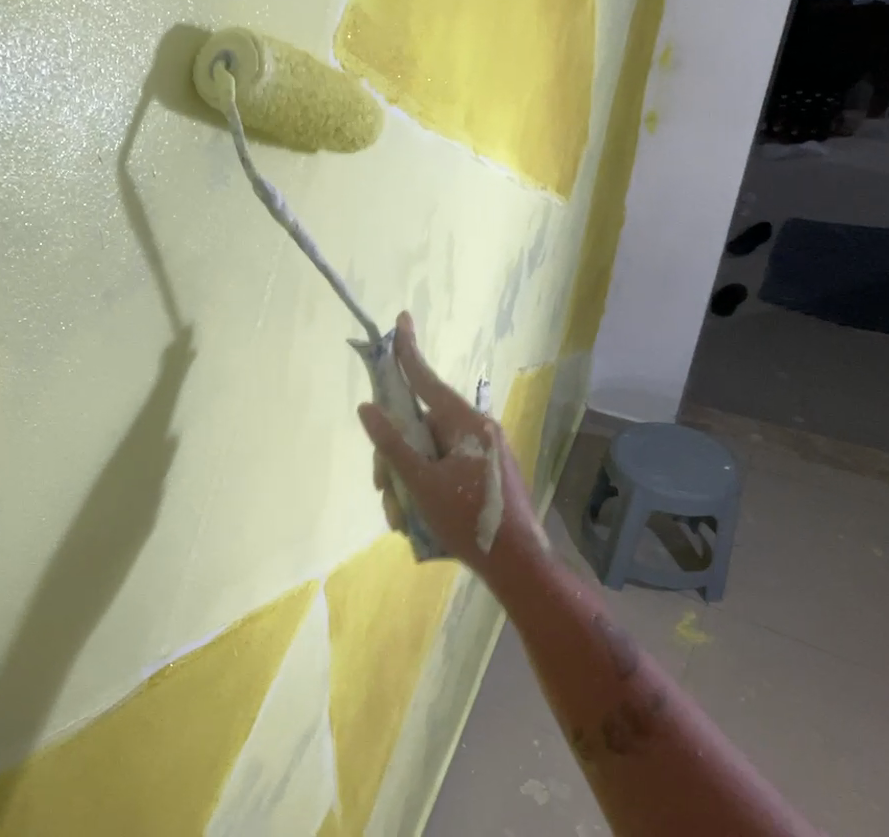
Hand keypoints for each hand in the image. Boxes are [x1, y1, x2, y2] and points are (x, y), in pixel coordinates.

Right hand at [355, 313, 540, 571]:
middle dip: (393, 457)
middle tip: (383, 488)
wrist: (520, 567)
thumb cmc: (469, 520)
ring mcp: (479, 455)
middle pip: (416, 426)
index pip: (427, 380)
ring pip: (423, 452)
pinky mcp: (480, 475)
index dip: (408, 352)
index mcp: (465, 425)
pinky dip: (420, 489)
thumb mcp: (422, 483)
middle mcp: (474, 432)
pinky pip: (438, 469)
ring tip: (400, 515)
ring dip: (404, 481)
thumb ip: (392, 443)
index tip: (400, 320)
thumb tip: (368, 407)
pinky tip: (413, 518)